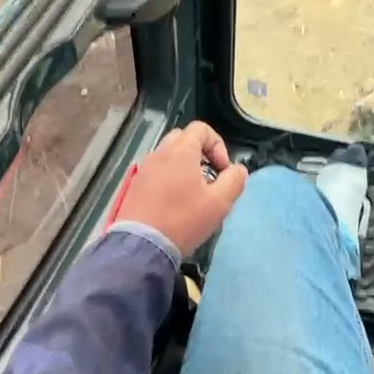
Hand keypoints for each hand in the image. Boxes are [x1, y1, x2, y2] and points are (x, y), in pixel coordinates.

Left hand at [117, 121, 246, 254]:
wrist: (142, 245)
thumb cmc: (183, 220)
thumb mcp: (219, 203)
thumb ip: (234, 180)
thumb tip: (238, 169)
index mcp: (181, 151)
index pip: (201, 128)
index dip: (218, 145)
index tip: (222, 170)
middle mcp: (160, 153)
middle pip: (183, 138)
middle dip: (201, 152)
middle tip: (209, 177)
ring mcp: (145, 168)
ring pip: (168, 155)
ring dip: (184, 165)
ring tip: (193, 192)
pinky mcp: (135, 185)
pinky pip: (157, 170)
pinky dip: (169, 177)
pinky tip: (175, 202)